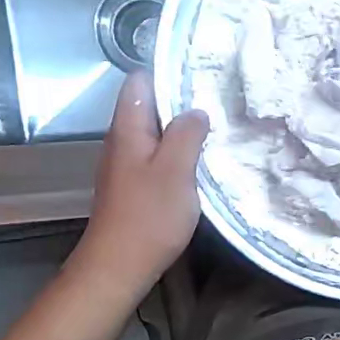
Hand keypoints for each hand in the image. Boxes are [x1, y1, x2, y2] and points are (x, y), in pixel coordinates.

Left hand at [69, 74, 209, 289]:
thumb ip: (186, 134)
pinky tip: (201, 163)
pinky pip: (158, 157)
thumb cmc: (149, 216)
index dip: (167, 74)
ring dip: (182, 130)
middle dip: (181, 102)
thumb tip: (196, 110)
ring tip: (216, 130)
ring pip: (155, 133)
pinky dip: (179, 154)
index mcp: (127, 130)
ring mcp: (126, 165)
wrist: (119, 266)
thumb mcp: (176, 170)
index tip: (202, 75)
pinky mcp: (135, 186)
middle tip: (219, 103)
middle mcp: (122, 142)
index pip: (139, 83)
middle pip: (148, 107)